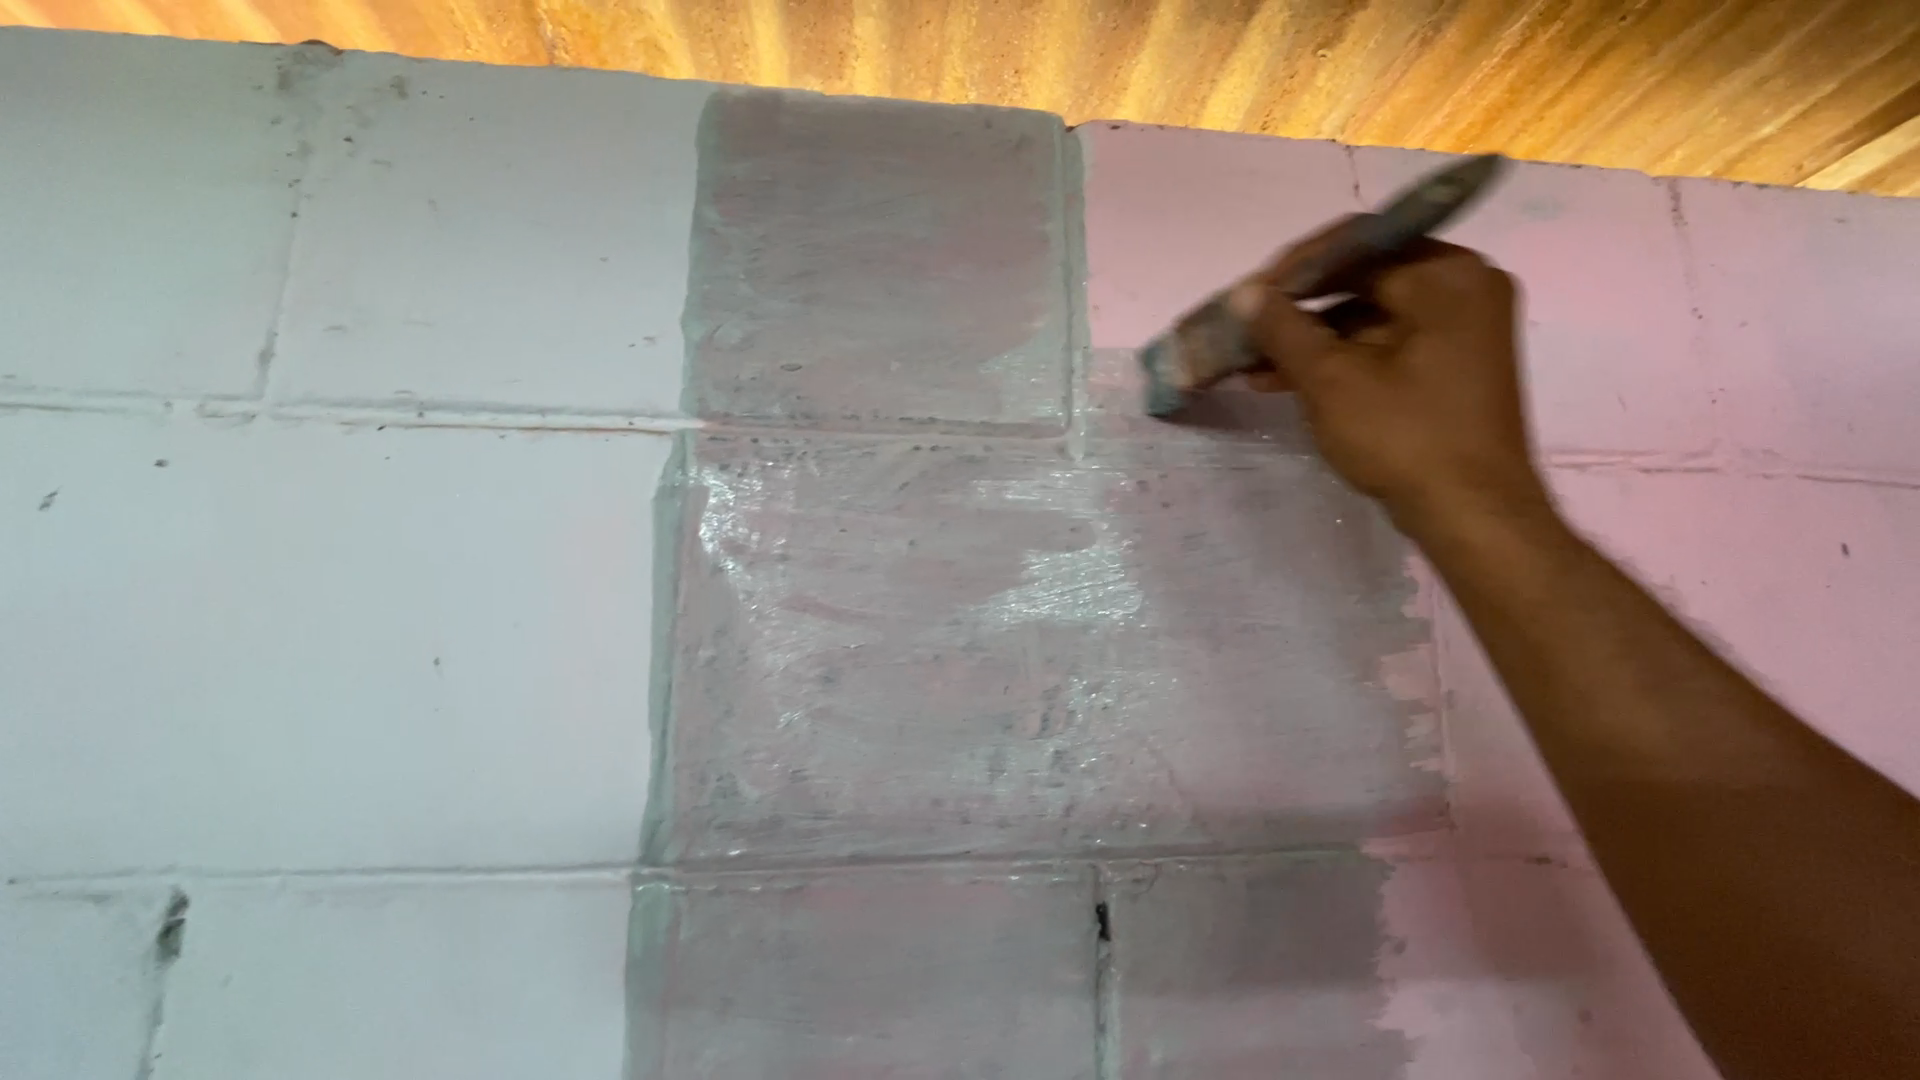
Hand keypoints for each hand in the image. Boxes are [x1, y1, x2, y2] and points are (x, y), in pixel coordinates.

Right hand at [1230, 220, 1549, 534]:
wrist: (1470, 512)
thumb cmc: (1404, 436)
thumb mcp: (1331, 379)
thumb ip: (1284, 329)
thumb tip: (1243, 295)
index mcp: (1446, 275)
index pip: (1358, 244)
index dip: (1294, 268)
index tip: (1248, 298)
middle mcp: (1461, 288)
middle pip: (1361, 278)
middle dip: (1297, 308)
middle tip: (1247, 329)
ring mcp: (1457, 330)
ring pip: (1366, 316)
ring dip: (1308, 339)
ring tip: (1251, 364)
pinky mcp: (1446, 366)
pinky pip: (1381, 345)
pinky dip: (1337, 360)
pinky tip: (1284, 382)